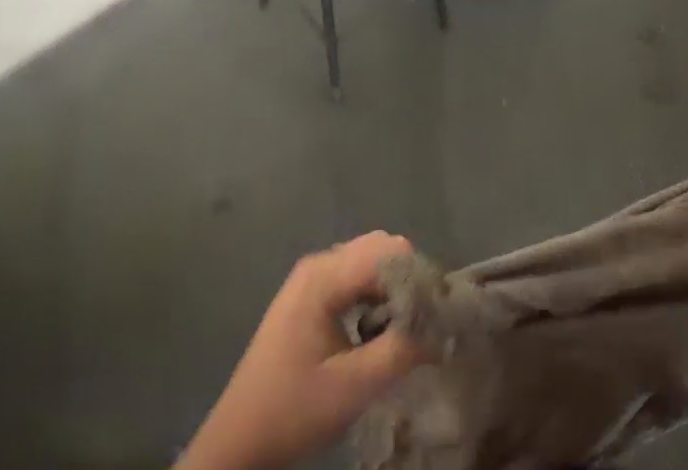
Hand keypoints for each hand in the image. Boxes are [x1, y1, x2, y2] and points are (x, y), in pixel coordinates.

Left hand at [176, 233, 426, 469]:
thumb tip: (446, 324)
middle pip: (382, 250)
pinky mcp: (312, 298)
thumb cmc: (295, 408)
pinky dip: (377, 297)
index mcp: (324, 276)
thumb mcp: (355, 384)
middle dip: (409, 282)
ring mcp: (312, 280)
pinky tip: (382, 332)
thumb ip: (403, 348)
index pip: (391, 252)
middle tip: (424, 325)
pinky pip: (356, 280)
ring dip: (394, 291)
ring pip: (370, 263)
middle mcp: (319, 265)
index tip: (438, 318)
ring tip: (407, 332)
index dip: (419, 281)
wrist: (242, 438)